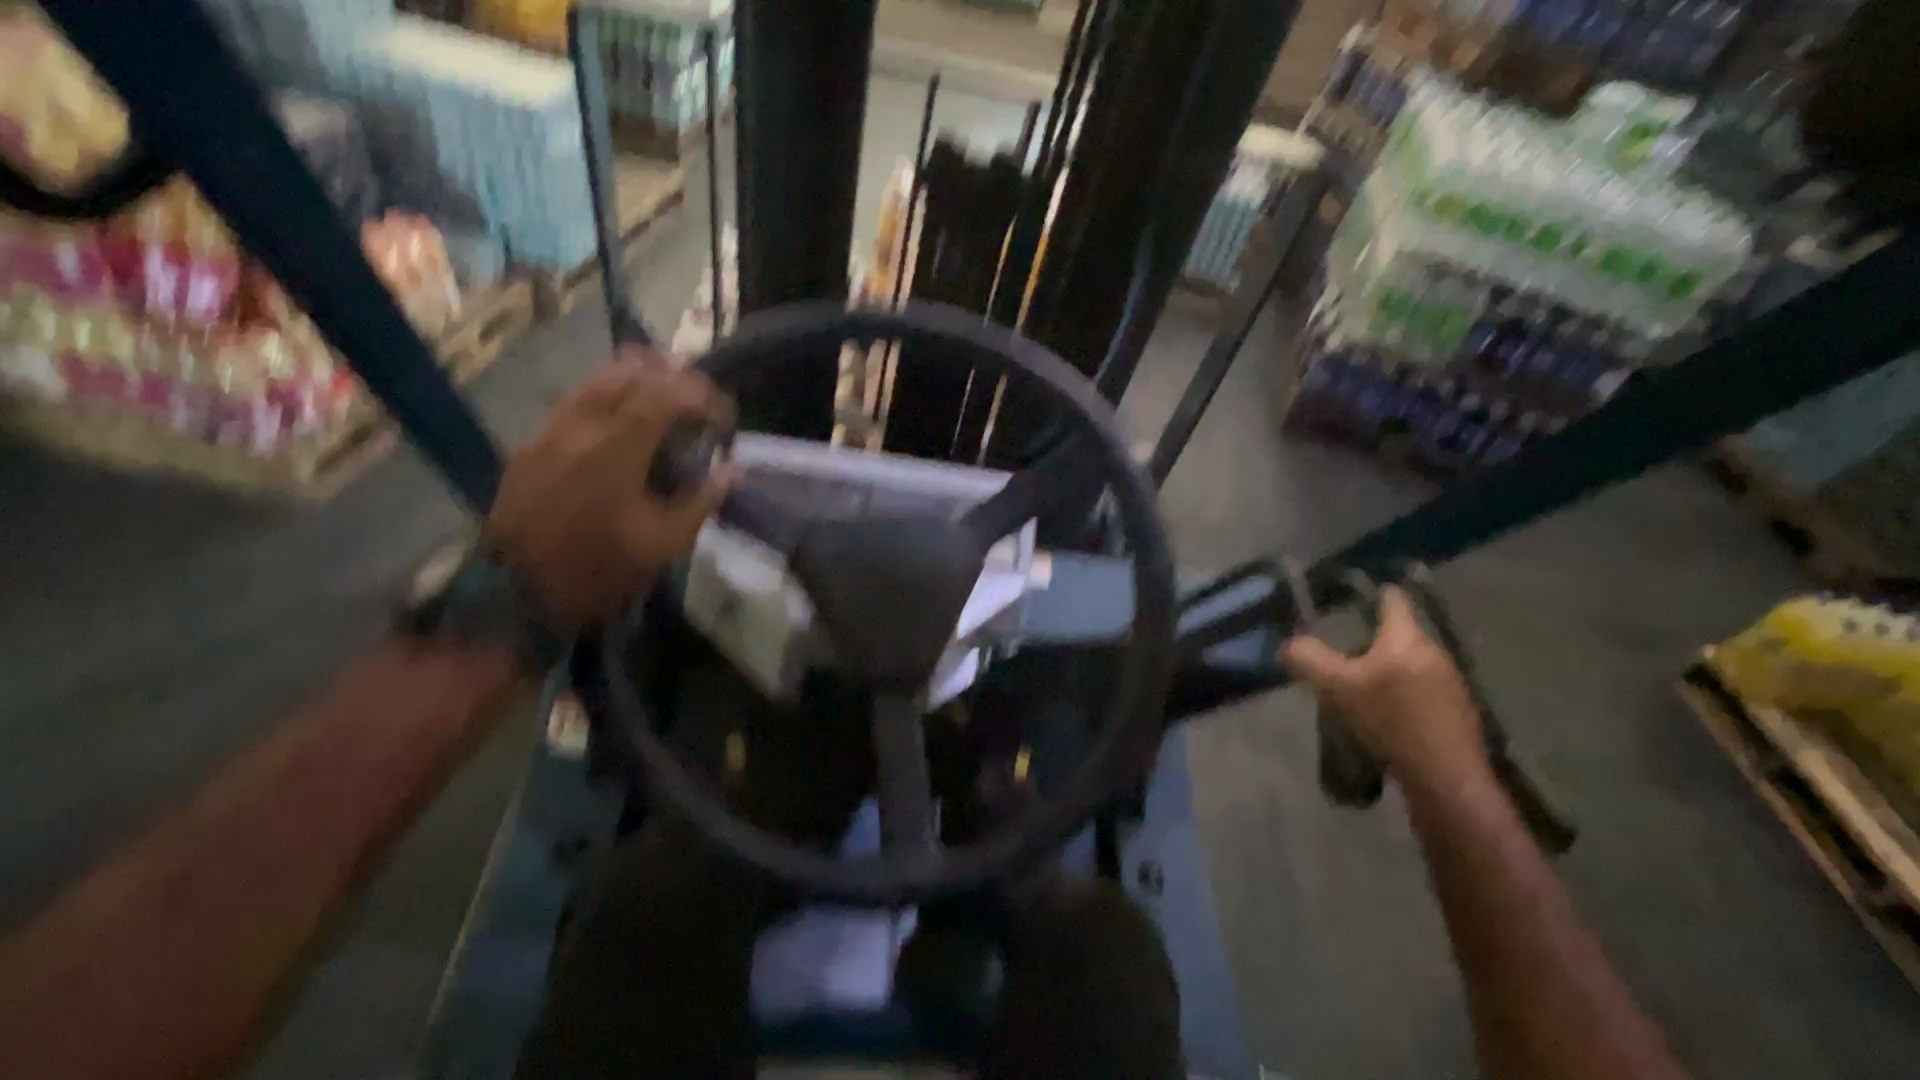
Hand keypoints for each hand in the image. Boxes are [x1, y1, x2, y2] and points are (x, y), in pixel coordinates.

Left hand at [486, 349, 735, 634]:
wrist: (514, 594)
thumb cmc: (597, 571)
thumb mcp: (662, 546)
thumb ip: (700, 502)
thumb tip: (733, 471)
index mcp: (616, 451)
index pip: (663, 396)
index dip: (699, 395)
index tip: (722, 415)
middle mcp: (580, 428)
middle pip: (626, 374)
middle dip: (668, 376)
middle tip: (696, 394)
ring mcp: (548, 432)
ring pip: (593, 382)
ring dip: (633, 379)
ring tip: (661, 391)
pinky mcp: (528, 445)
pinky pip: (571, 403)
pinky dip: (602, 396)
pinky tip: (617, 414)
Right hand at [1280, 585, 1488, 789]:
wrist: (1445, 775)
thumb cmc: (1389, 720)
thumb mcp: (1336, 688)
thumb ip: (1308, 659)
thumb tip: (1287, 645)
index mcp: (1406, 637)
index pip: (1392, 599)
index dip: (1371, 593)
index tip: (1351, 597)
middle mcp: (1434, 652)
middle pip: (1399, 635)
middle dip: (1371, 644)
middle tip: (1343, 660)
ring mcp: (1451, 683)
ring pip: (1412, 665)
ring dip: (1388, 673)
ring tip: (1362, 694)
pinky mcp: (1458, 713)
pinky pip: (1425, 692)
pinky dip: (1404, 698)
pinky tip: (1388, 720)